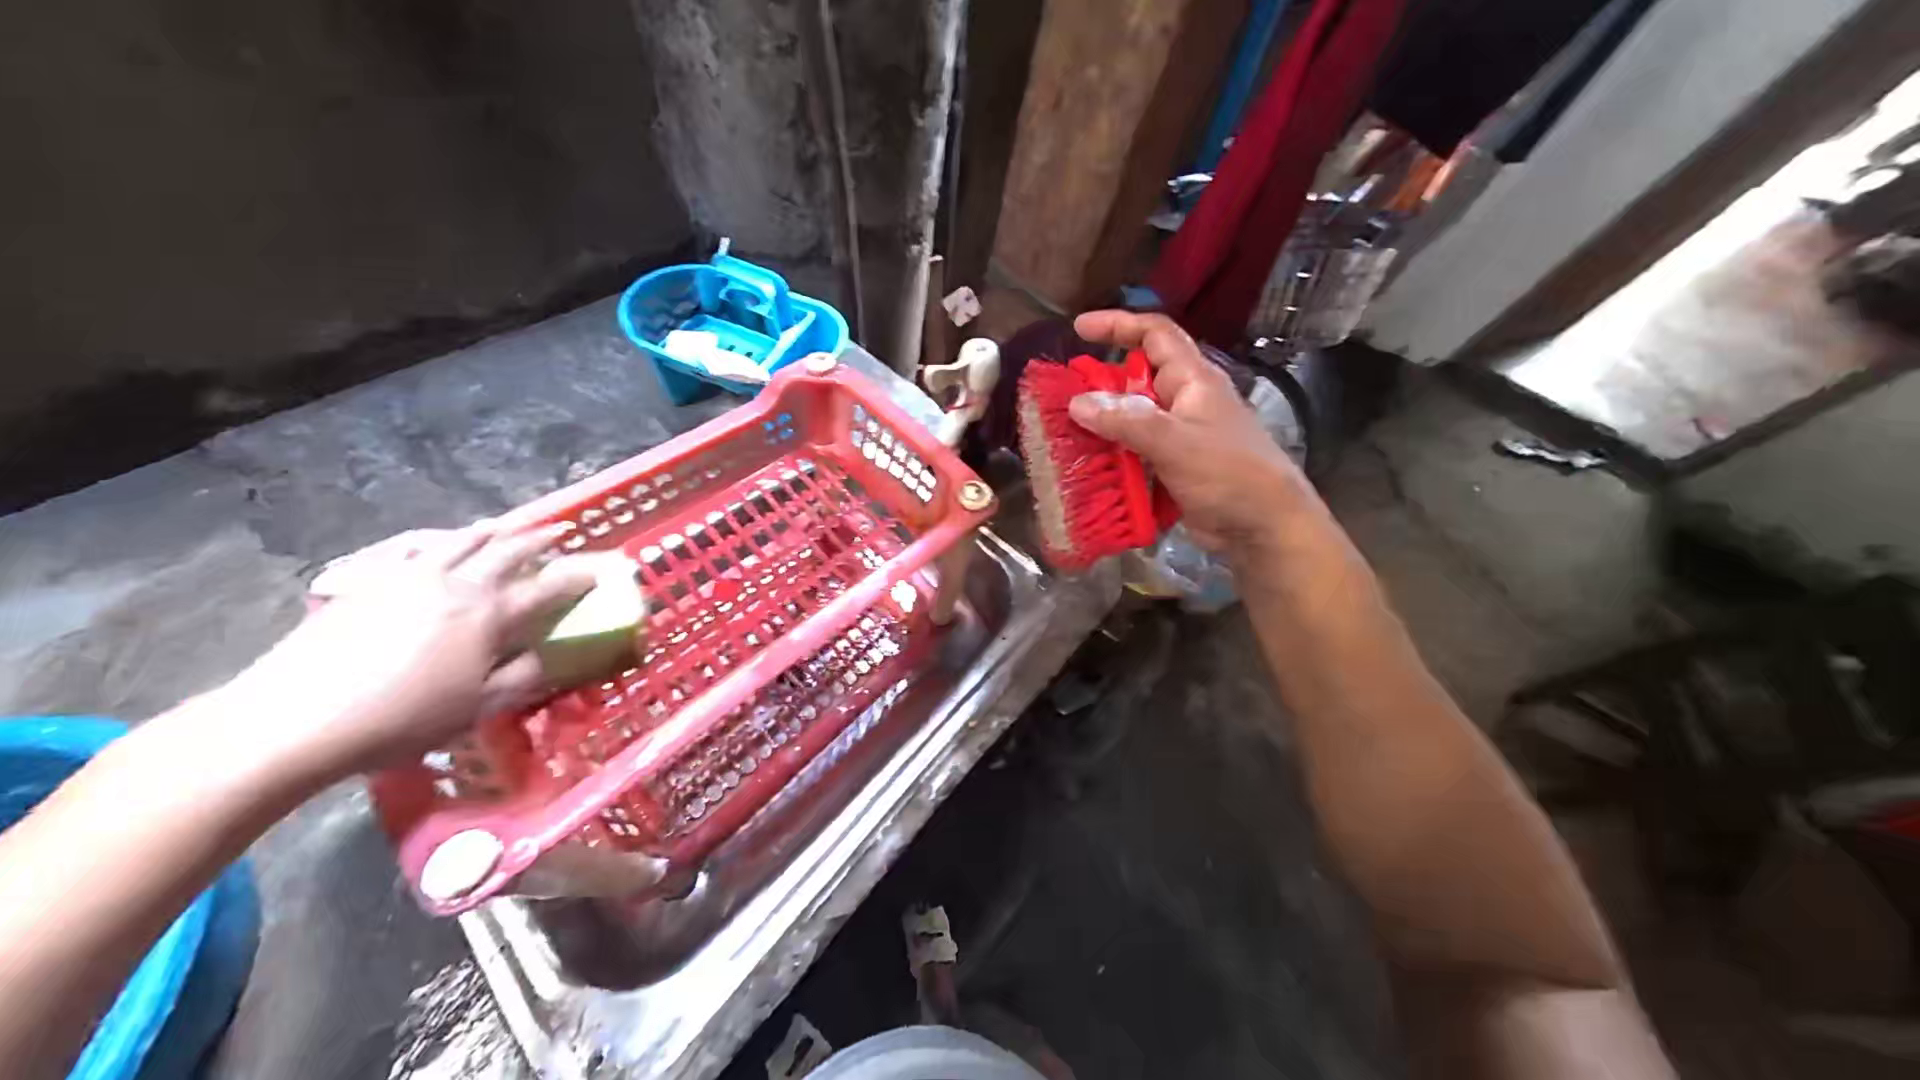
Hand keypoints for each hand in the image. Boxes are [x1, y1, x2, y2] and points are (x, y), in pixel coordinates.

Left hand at [207, 522, 596, 778]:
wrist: (293, 720)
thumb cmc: (400, 719)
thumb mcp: (477, 707)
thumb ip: (522, 676)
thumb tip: (551, 656)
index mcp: (490, 615)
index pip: (548, 588)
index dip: (579, 577)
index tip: (602, 569)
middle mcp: (457, 585)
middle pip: (507, 552)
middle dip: (538, 540)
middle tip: (558, 531)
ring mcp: (410, 578)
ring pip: (460, 542)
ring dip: (490, 530)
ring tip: (505, 524)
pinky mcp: (369, 583)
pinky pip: (413, 550)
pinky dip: (436, 541)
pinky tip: (436, 543)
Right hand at [1068, 310, 1324, 552]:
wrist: (1262, 527)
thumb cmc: (1229, 474)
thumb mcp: (1176, 442)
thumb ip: (1127, 420)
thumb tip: (1077, 402)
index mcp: (1192, 381)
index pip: (1155, 334)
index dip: (1118, 325)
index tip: (1080, 330)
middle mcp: (1182, 403)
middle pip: (1134, 379)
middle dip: (1098, 385)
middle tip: (1060, 396)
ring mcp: (1176, 437)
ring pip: (1129, 420)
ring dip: (1099, 427)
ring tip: (1061, 434)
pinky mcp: (1170, 468)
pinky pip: (1131, 454)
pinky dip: (1109, 458)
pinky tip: (1084, 468)